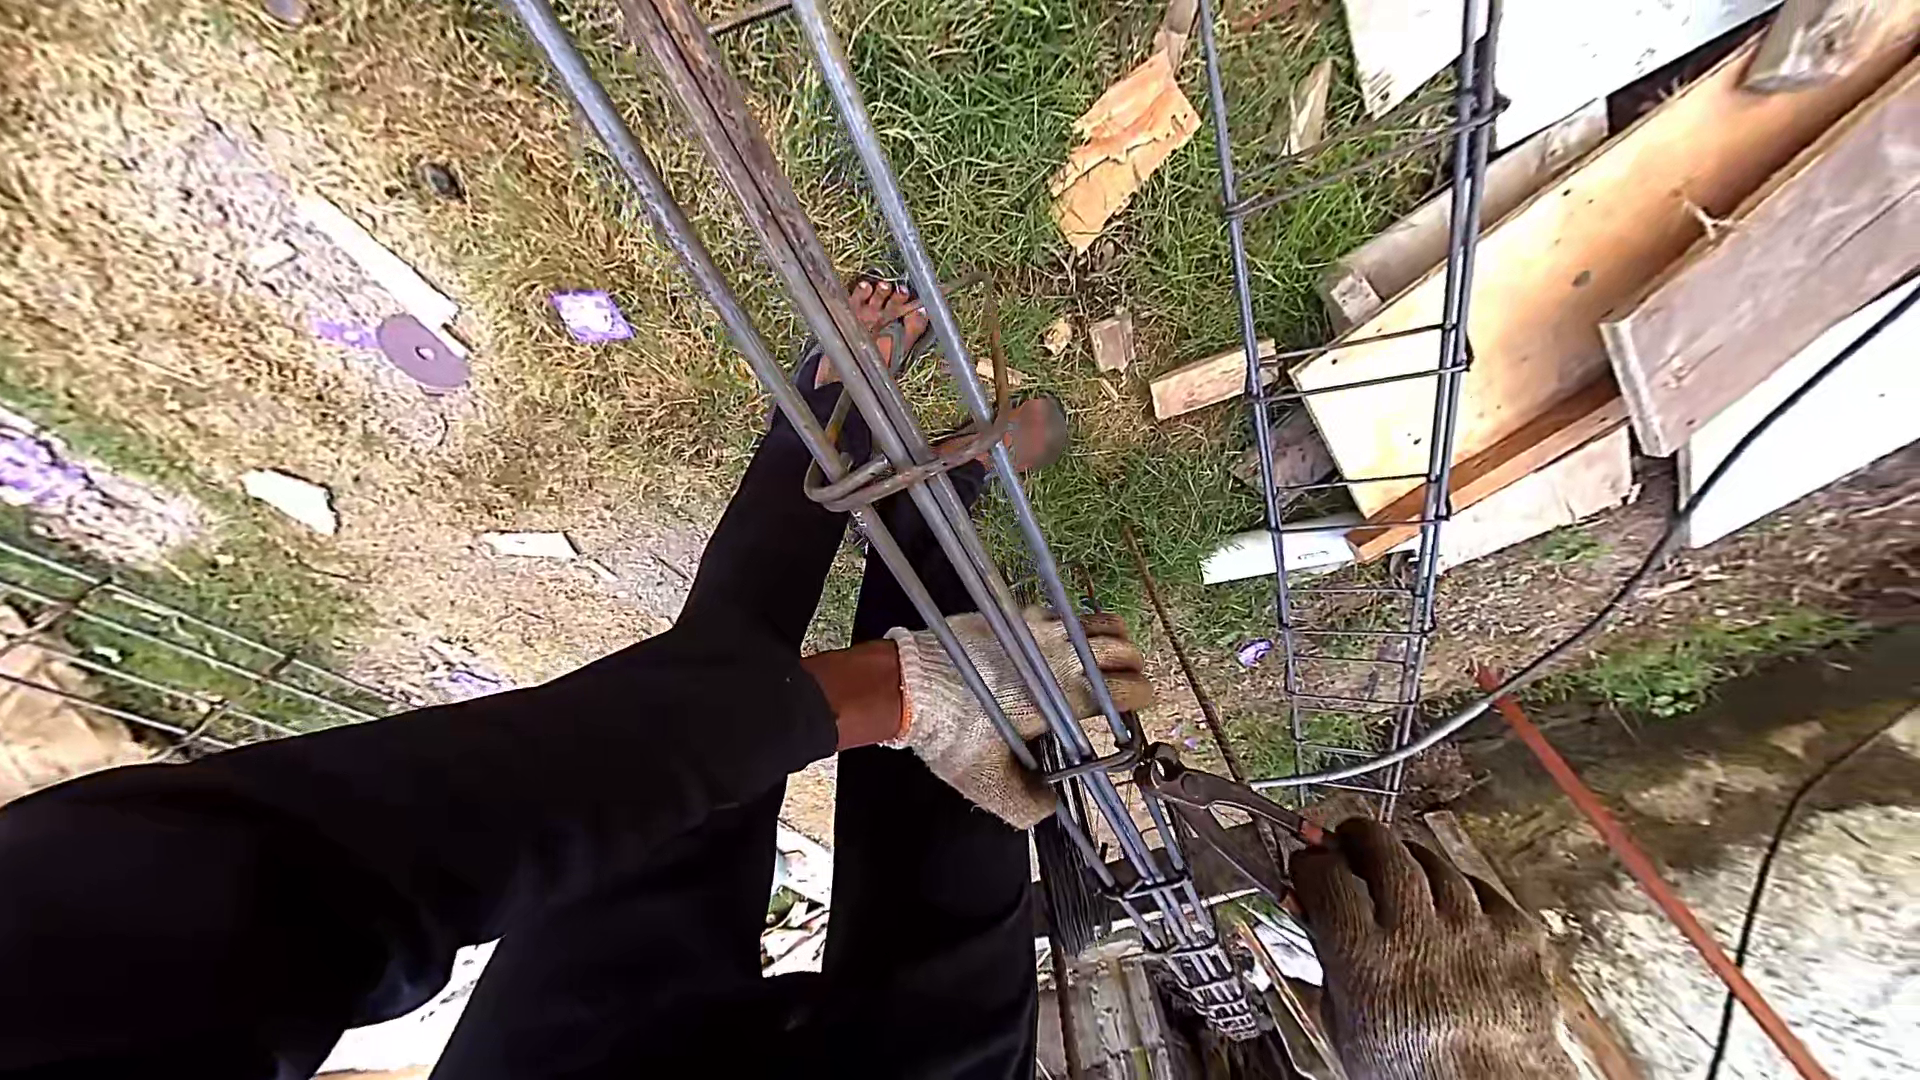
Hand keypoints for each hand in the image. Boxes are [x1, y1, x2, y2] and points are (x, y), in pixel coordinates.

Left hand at [887, 608, 1153, 827]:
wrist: (911, 684)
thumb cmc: (953, 734)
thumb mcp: (988, 784)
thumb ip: (1027, 805)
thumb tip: (1051, 804)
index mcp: (1065, 696)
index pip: (1126, 688)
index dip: (1142, 696)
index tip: (1140, 704)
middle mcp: (1060, 656)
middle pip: (1120, 648)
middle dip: (1133, 665)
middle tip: (1127, 681)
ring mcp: (1038, 629)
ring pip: (1095, 622)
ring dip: (1111, 637)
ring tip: (1108, 654)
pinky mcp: (1016, 615)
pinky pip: (1061, 612)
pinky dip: (1076, 624)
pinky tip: (1065, 640)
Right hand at [1294, 819, 1577, 1079]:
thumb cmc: (1413, 1075)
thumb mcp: (1342, 1020)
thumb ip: (1325, 956)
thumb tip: (1308, 908)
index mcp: (1366, 961)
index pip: (1326, 874)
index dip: (1311, 862)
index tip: (1308, 862)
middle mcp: (1418, 941)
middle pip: (1382, 849)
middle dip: (1359, 836)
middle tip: (1349, 840)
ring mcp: (1474, 940)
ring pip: (1432, 862)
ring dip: (1407, 860)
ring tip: (1397, 870)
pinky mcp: (1521, 947)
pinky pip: (1483, 890)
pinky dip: (1461, 890)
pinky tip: (1449, 906)